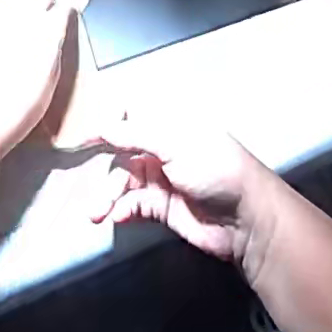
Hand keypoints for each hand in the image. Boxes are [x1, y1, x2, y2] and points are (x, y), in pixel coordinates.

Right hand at [89, 112, 282, 272]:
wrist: (244, 219)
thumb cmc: (214, 168)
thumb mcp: (175, 143)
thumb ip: (137, 134)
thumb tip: (103, 126)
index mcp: (170, 123)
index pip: (133, 113)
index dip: (110, 121)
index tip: (87, 136)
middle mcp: (162, 146)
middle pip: (122, 151)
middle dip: (105, 167)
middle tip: (90, 182)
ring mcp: (161, 177)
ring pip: (123, 181)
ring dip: (108, 195)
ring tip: (97, 213)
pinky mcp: (160, 206)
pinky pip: (132, 204)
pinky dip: (120, 210)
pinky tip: (115, 217)